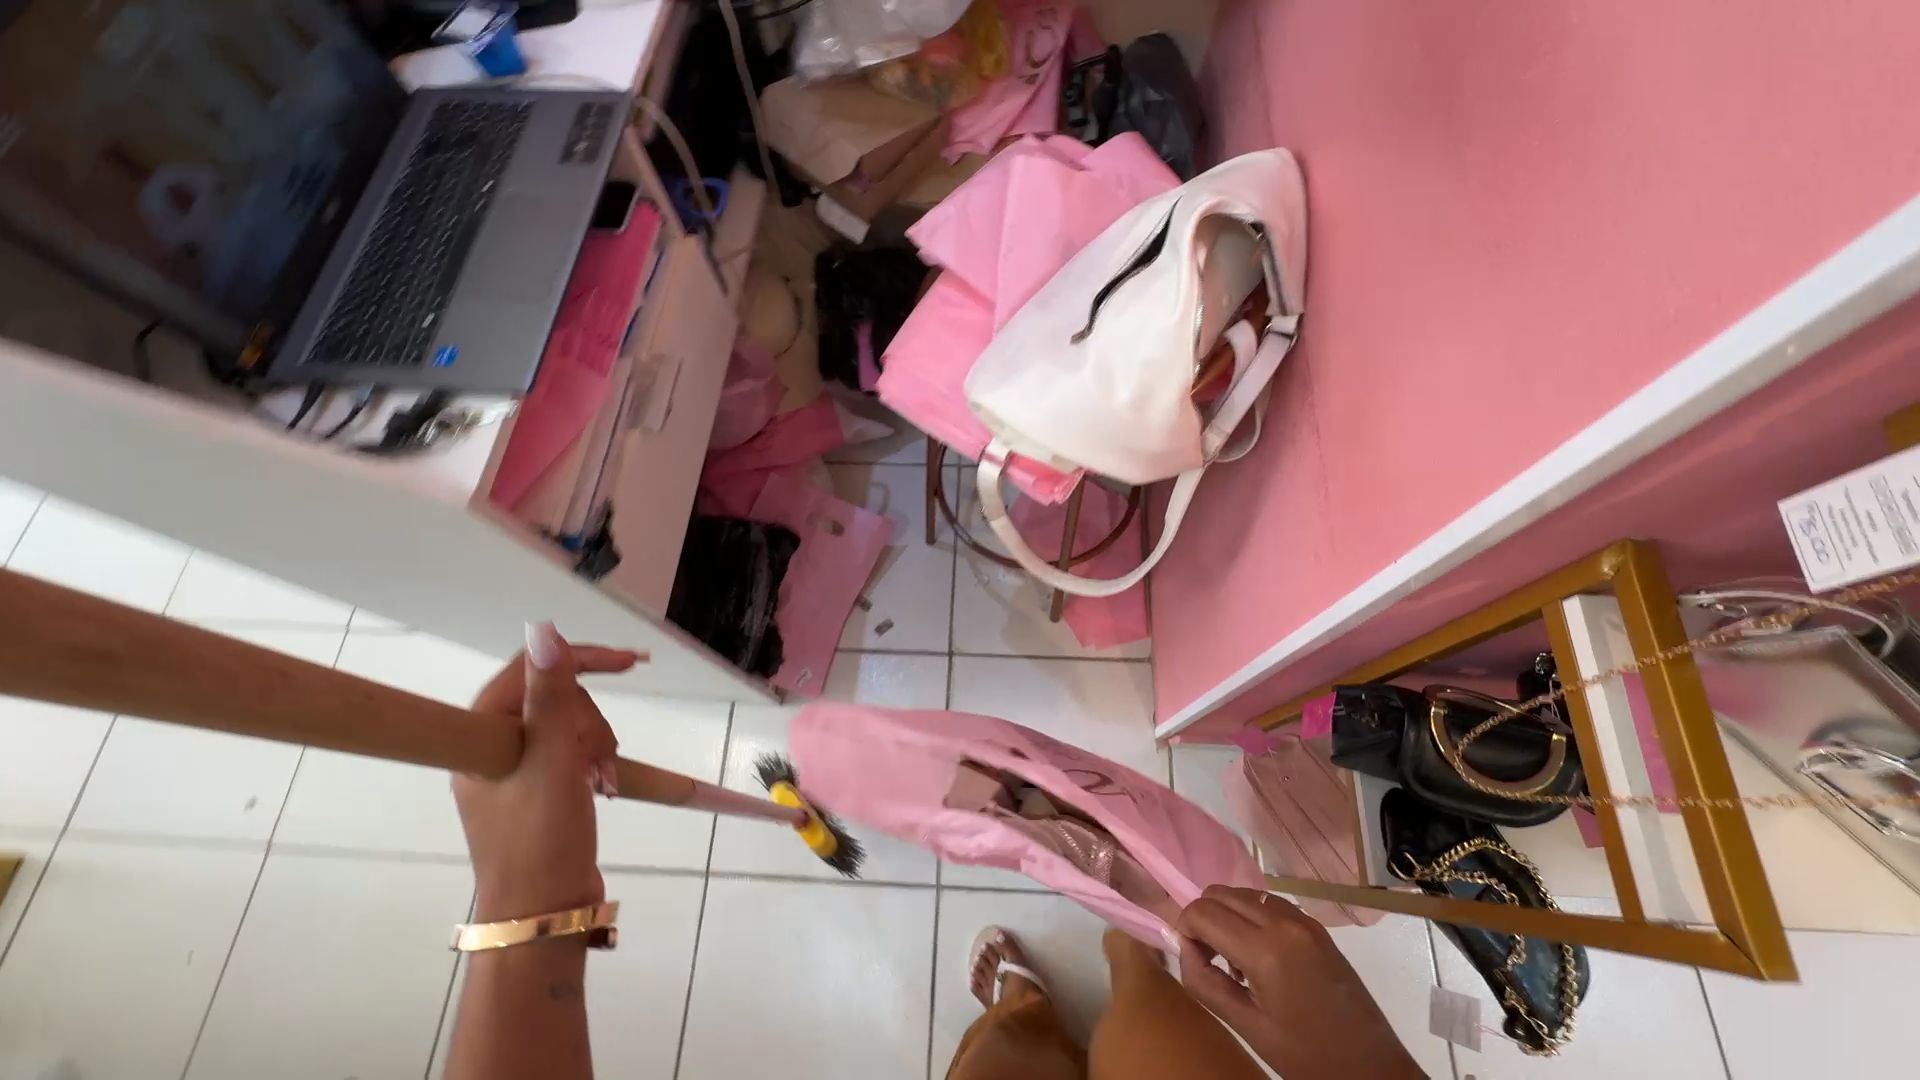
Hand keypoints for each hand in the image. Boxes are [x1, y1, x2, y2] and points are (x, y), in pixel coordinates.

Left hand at [454, 622, 642, 921]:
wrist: (544, 915)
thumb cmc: (541, 840)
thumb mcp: (551, 763)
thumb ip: (550, 697)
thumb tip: (544, 631)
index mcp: (480, 736)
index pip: (529, 671)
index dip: (580, 660)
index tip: (632, 663)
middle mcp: (491, 746)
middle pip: (556, 701)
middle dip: (591, 724)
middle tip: (605, 760)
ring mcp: (515, 768)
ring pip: (570, 726)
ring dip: (597, 747)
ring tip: (606, 782)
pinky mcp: (537, 787)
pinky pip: (572, 752)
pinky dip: (594, 763)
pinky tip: (606, 786)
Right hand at [1177, 887, 1426, 1079]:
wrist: (1373, 1068)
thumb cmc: (1307, 1056)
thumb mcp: (1248, 1027)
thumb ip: (1205, 983)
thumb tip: (1183, 948)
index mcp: (1265, 950)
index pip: (1202, 912)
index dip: (1185, 929)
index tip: (1191, 958)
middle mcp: (1283, 922)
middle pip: (1220, 893)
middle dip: (1202, 918)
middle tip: (1206, 957)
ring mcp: (1303, 920)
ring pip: (1243, 893)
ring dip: (1226, 915)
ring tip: (1233, 958)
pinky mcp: (1315, 926)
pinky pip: (1268, 903)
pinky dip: (1250, 916)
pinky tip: (1258, 954)